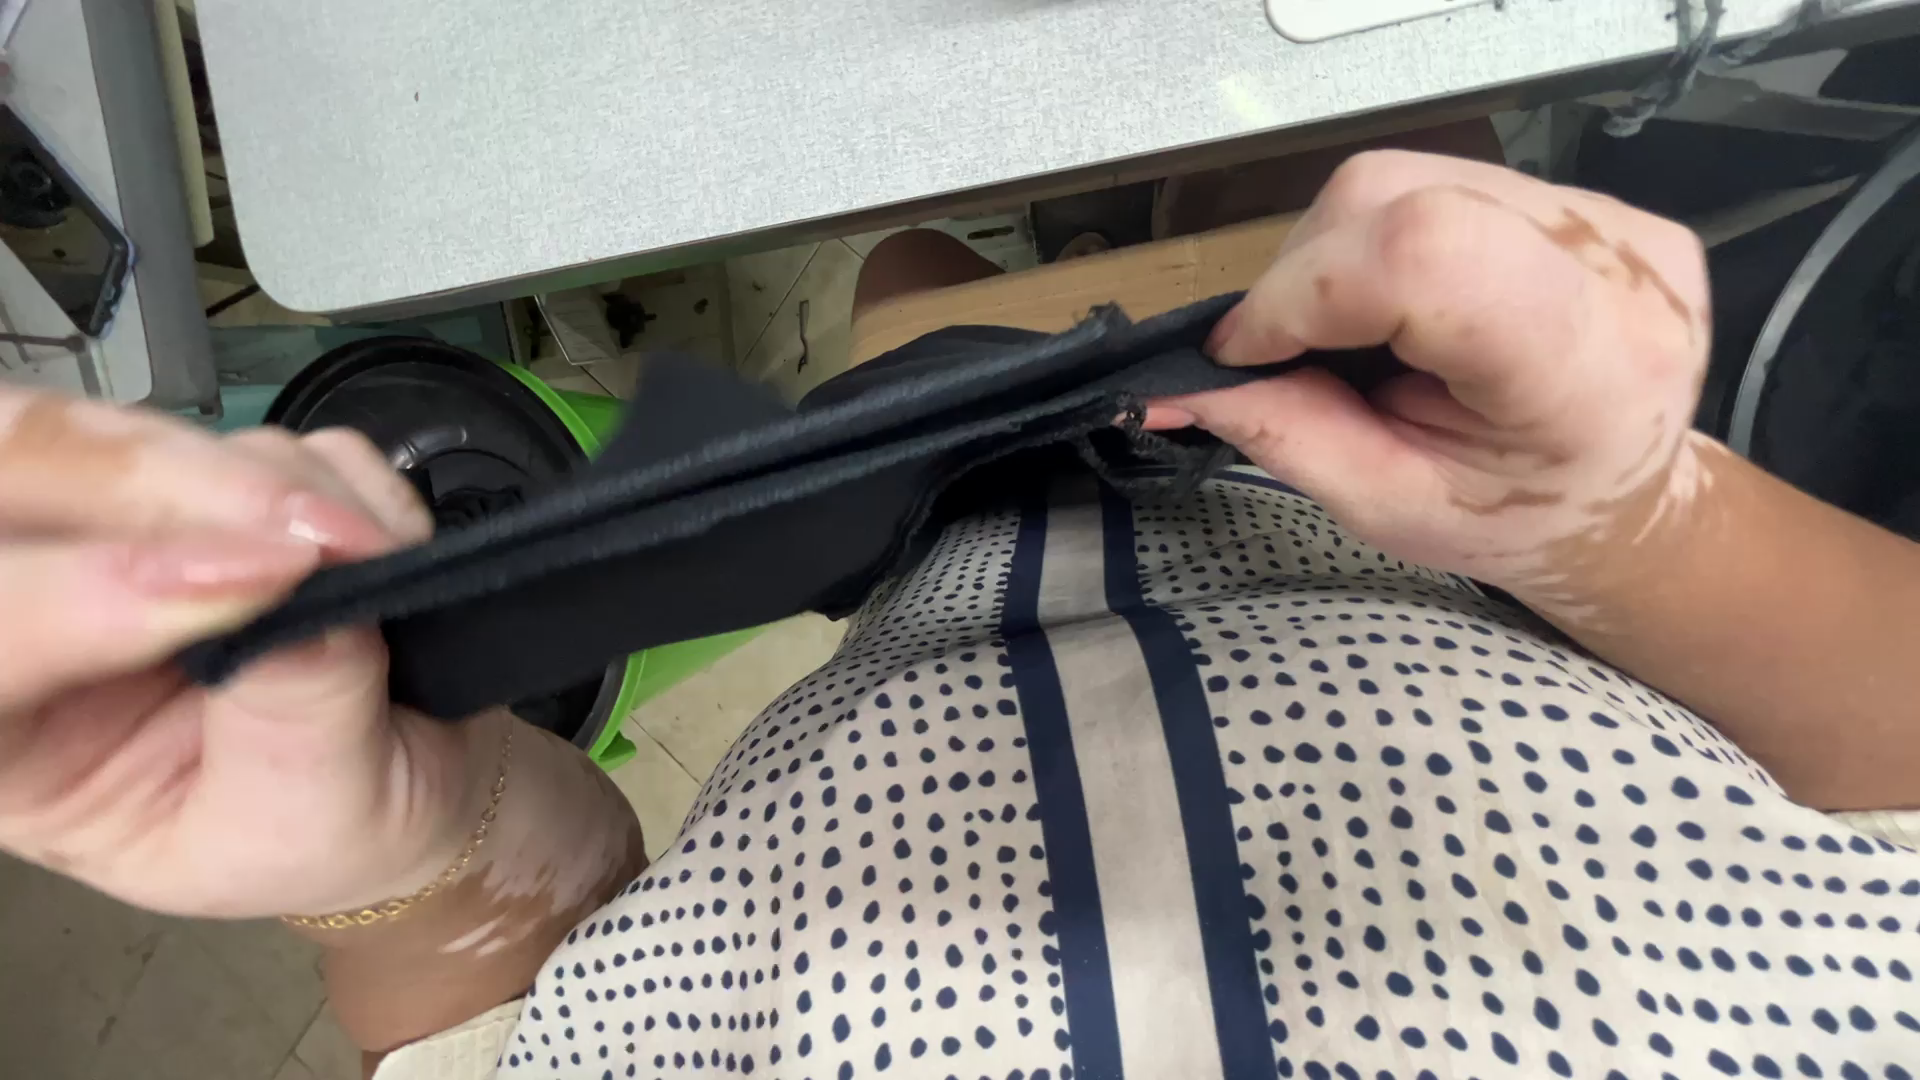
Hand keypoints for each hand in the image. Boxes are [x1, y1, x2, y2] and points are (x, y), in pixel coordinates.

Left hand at [0, 384, 486, 918]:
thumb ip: (295, 711)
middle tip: (309, 527)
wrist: (416, 787)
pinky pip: (289, 444)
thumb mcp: (302, 812)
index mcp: (8, 726)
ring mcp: (160, 544)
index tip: (268, 578)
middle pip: (21, 479)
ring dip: (291, 486)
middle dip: (159, 480)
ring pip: (177, 444)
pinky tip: (392, 544)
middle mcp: (56, 613)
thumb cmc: (337, 833)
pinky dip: (355, 480)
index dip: (97, 589)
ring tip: (383, 557)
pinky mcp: (256, 510)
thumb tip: (316, 597)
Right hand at [1153, 150, 1710, 615]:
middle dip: (1295, 278)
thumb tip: (1174, 389)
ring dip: (1321, 259)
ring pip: (1393, 179)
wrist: (1608, 494)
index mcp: (1578, 364)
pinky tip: (1379, 310)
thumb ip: (1281, 435)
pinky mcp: (1569, 196)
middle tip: (1283, 356)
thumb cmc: (1497, 520)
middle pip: (1392, 199)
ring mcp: (1595, 210)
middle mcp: (1604, 258)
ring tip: (1336, 337)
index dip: (1297, 295)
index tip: (1237, 356)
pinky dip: (1357, 247)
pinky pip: (1420, 184)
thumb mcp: (1379, 503)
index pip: (1421, 258)